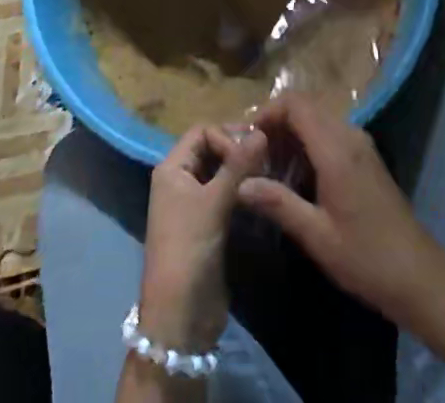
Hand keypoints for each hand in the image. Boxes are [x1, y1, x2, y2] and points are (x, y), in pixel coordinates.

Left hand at [138, 125, 267, 351]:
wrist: (180, 313)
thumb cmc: (189, 248)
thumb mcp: (213, 202)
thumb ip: (237, 166)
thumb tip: (262, 132)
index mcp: (172, 168)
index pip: (202, 132)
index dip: (227, 136)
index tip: (253, 154)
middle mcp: (181, 180)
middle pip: (211, 150)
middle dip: (237, 149)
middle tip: (270, 156)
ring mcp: (194, 203)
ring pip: (220, 173)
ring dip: (243, 170)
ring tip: (272, 172)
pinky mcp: (209, 224)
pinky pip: (226, 195)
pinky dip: (243, 190)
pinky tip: (264, 193)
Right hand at [237, 95, 444, 321]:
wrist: (420, 277)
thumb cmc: (366, 258)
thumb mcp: (316, 235)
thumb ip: (278, 203)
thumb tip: (240, 184)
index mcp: (337, 150)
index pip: (296, 105)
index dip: (267, 112)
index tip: (246, 137)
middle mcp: (350, 138)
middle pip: (306, 107)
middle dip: (275, 122)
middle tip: (251, 152)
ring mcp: (362, 147)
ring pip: (318, 119)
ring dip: (291, 133)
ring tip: (268, 164)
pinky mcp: (366, 159)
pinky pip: (330, 134)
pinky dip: (308, 143)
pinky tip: (295, 175)